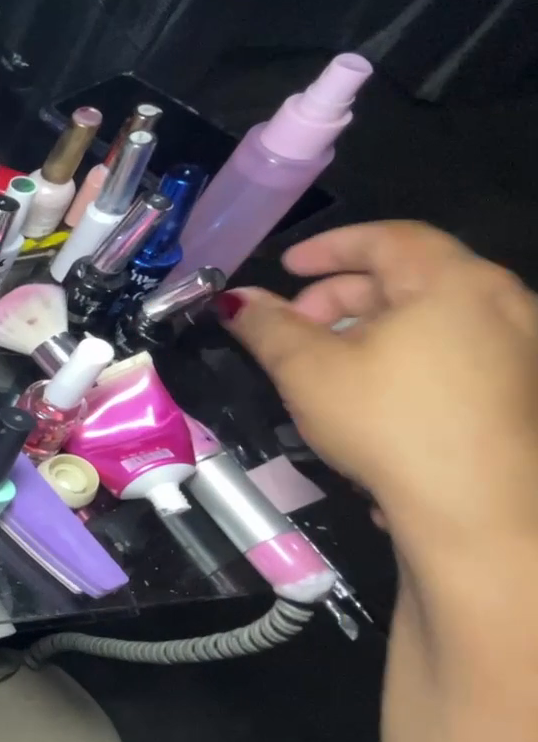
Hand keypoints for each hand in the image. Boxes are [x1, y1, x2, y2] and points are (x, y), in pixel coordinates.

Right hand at [218, 221, 537, 552]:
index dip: (330, 245)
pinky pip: (453, 344)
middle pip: (409, 274)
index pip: (390, 237)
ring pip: (430, 313)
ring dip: (368, 323)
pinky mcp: (519, 384)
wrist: (479, 504)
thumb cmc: (387, 420)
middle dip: (340, 293)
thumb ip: (266, 326)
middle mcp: (501, 302)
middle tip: (292, 327)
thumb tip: (234, 300)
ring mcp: (521, 344)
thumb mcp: (305, 369)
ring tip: (323, 363)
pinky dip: (403, 348)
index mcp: (452, 284)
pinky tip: (369, 387)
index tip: (285, 267)